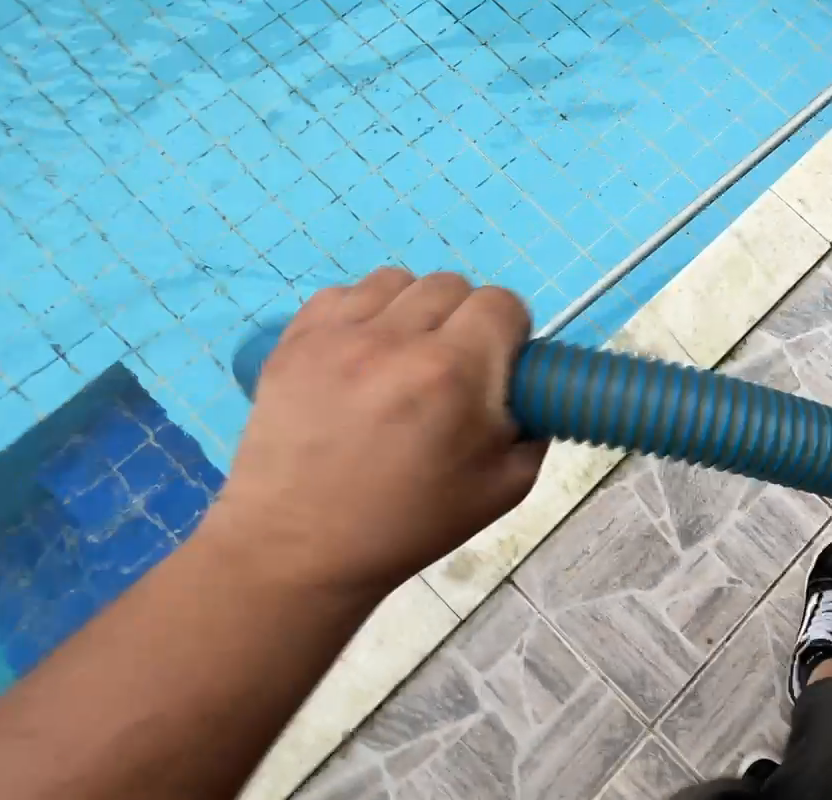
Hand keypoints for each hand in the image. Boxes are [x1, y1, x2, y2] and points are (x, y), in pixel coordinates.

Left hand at [202, 269, 544, 603]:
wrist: (299, 551)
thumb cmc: (414, 522)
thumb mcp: (509, 485)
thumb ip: (537, 424)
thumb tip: (534, 388)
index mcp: (455, 372)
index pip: (503, 303)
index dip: (512, 329)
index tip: (501, 363)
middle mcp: (397, 340)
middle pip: (455, 285)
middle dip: (467, 318)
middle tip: (455, 363)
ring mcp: (338, 336)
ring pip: (400, 280)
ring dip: (416, 309)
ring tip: (406, 353)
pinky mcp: (294, 341)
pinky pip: (345, 292)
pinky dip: (365, 312)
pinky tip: (364, 351)